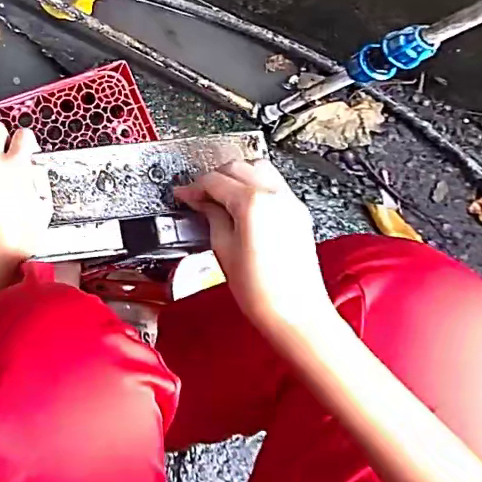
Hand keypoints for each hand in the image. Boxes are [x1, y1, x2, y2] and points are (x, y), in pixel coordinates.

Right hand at [173, 159, 338, 345]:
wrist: (295, 314)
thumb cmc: (263, 291)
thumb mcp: (222, 247)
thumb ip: (211, 216)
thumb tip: (203, 203)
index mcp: (253, 203)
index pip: (215, 180)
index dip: (193, 187)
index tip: (184, 195)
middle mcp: (276, 196)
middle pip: (237, 167)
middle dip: (214, 177)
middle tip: (197, 195)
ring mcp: (290, 203)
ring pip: (258, 168)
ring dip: (236, 176)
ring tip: (219, 196)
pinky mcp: (298, 214)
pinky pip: (273, 184)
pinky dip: (254, 185)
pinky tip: (241, 204)